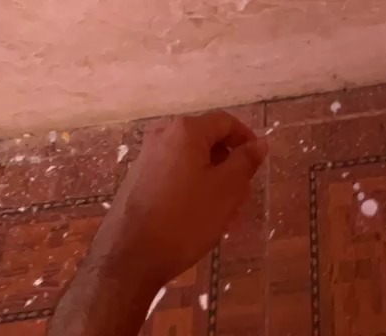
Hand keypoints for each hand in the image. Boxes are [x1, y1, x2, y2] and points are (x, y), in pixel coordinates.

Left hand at [84, 112, 267, 294]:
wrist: (126, 262)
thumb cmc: (184, 220)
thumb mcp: (227, 190)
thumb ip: (246, 161)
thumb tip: (259, 143)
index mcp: (185, 131)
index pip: (225, 122)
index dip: (245, 138)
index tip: (257, 160)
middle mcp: (162, 136)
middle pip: (205, 140)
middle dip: (227, 162)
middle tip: (241, 191)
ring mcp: (144, 160)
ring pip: (189, 160)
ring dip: (209, 178)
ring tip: (221, 211)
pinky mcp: (134, 183)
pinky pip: (171, 175)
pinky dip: (189, 187)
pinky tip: (195, 217)